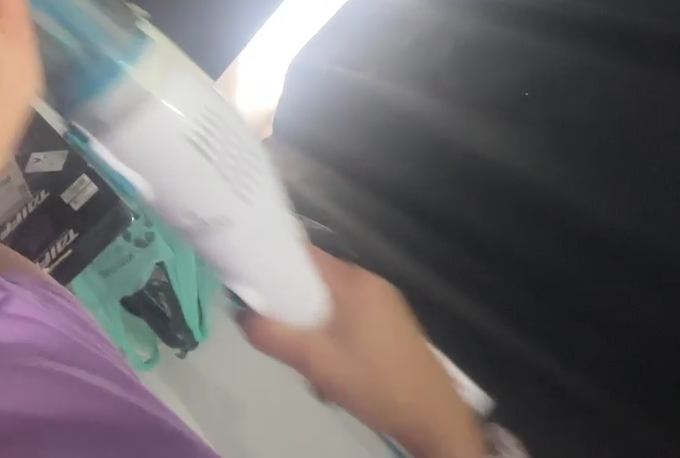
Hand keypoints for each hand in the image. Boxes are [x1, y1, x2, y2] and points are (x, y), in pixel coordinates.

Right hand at [241, 249, 484, 457]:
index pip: (301, 252)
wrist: (439, 427)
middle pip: (314, 278)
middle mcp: (370, 283)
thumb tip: (240, 316)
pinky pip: (349, 315)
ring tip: (308, 355)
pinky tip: (333, 364)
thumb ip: (271, 336)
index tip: (248, 276)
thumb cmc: (376, 383)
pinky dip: (333, 331)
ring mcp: (386, 306)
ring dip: (312, 322)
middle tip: (279, 327)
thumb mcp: (314, 361)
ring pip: (330, 300)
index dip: (271, 259)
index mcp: (353, 280)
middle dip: (292, 302)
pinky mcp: (394, 327)